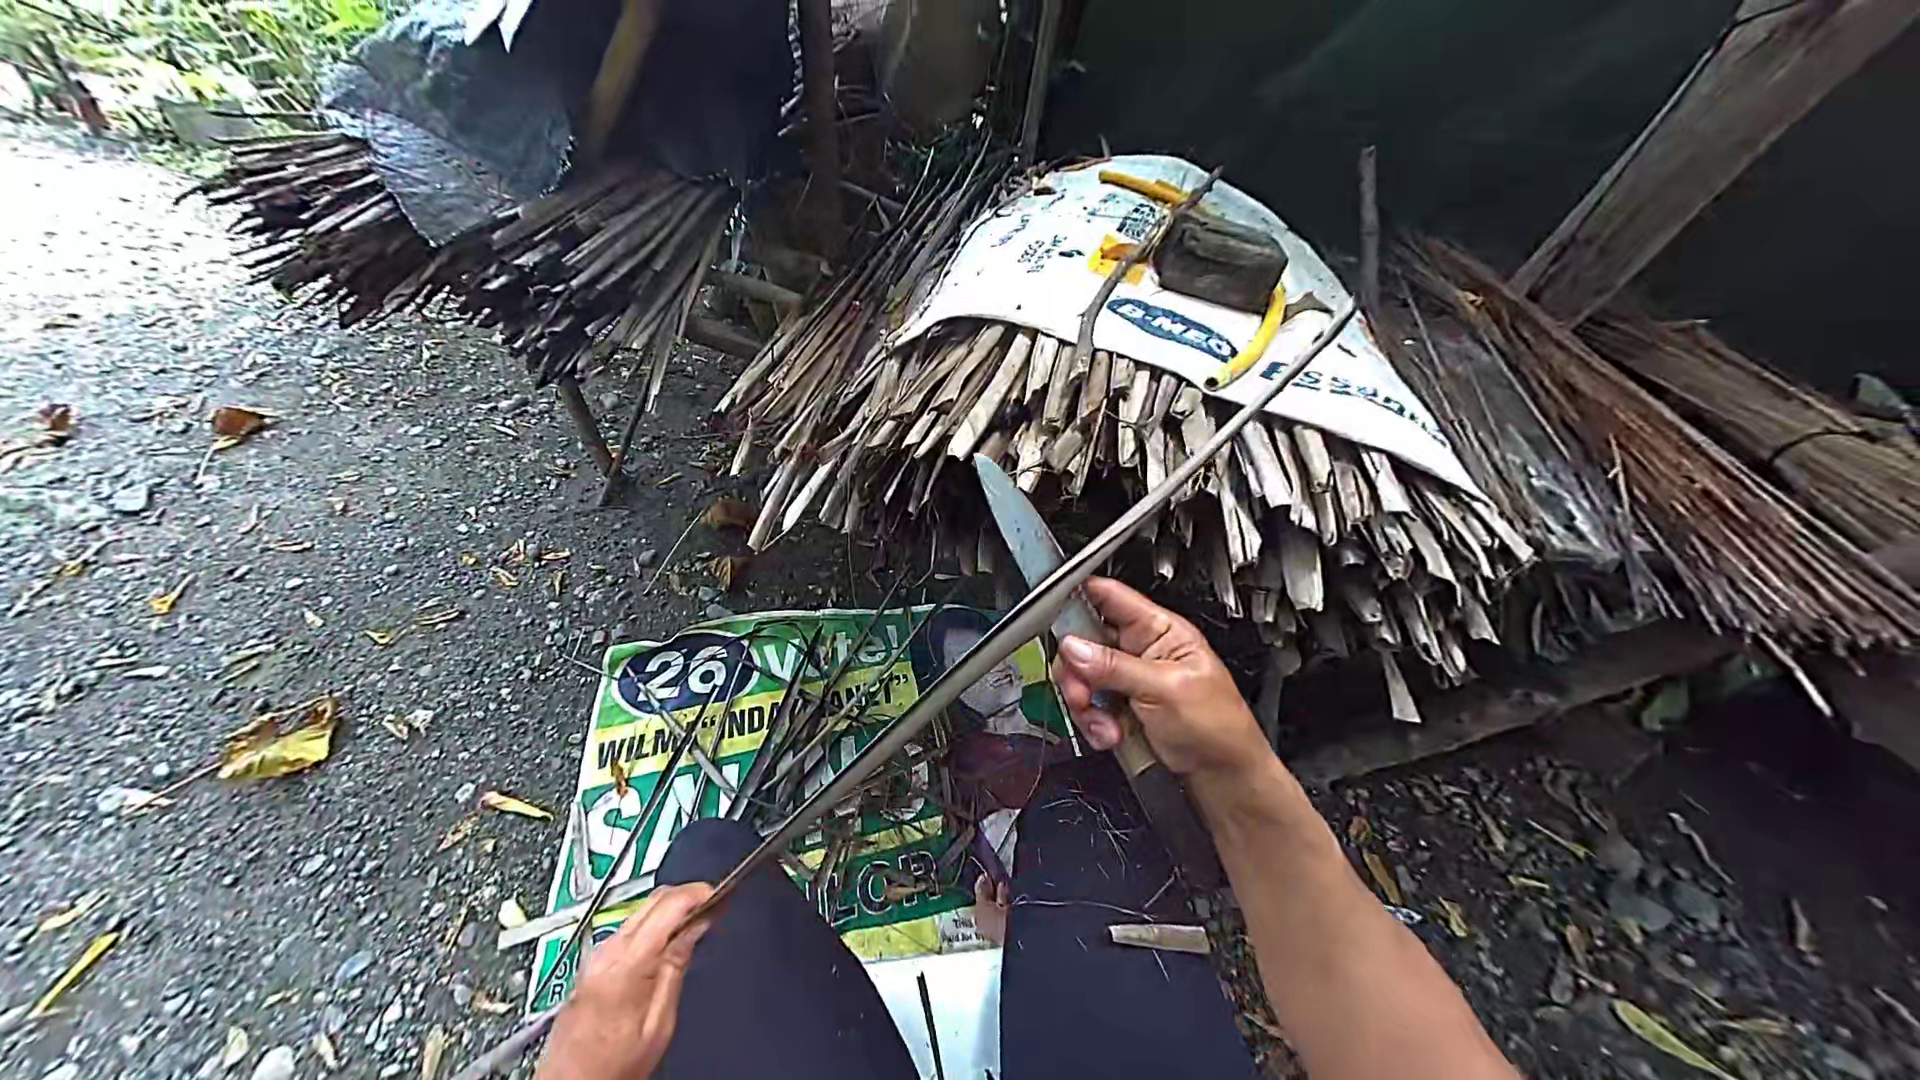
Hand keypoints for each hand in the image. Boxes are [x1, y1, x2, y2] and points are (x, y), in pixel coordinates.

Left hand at [536, 883, 716, 1079]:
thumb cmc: (610, 1069)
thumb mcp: (658, 1023)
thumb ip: (677, 965)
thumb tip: (697, 925)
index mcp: (626, 965)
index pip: (669, 905)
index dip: (699, 894)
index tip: (718, 896)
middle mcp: (607, 953)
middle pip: (655, 900)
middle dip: (687, 897)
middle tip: (711, 908)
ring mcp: (596, 957)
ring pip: (642, 910)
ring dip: (670, 909)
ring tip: (693, 926)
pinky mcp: (592, 964)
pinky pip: (630, 927)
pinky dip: (654, 923)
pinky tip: (667, 941)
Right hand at [1051, 577, 1272, 783]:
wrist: (1223, 778)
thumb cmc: (1219, 727)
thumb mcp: (1166, 689)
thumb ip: (1116, 666)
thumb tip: (1075, 646)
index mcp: (1159, 630)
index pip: (1111, 596)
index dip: (1080, 594)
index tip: (1052, 609)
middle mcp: (1138, 650)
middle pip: (1083, 640)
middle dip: (1076, 669)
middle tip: (1082, 692)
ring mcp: (1125, 679)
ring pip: (1080, 676)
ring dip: (1084, 703)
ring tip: (1104, 723)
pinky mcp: (1117, 707)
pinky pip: (1086, 706)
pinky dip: (1091, 722)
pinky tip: (1109, 734)